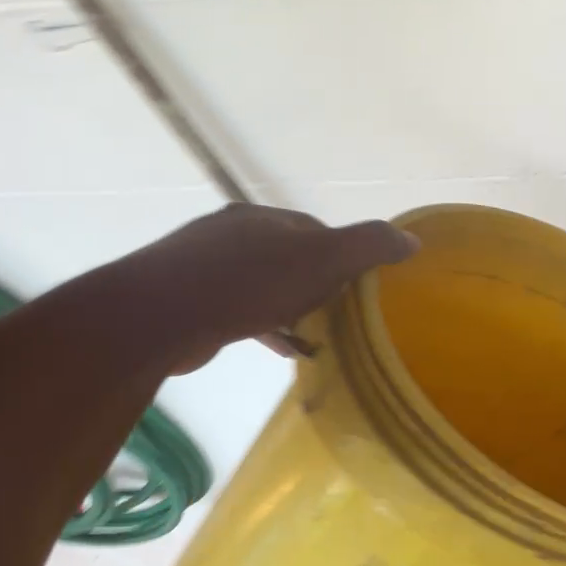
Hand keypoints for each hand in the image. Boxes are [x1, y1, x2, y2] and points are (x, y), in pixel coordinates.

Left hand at [114, 203, 417, 371]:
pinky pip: (242, 308)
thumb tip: (412, 238)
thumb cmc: (246, 283)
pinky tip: (285, 348)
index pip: (319, 230)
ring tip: (317, 334)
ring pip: (267, 284)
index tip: (361, 287)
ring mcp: (202, 264)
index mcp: (261, 218)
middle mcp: (229, 232)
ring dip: (294, 307)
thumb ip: (371, 245)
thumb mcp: (324, 259)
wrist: (153, 317)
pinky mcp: (186, 297)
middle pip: (293, 257)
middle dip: (320, 283)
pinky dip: (268, 326)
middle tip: (343, 312)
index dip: (346, 257)